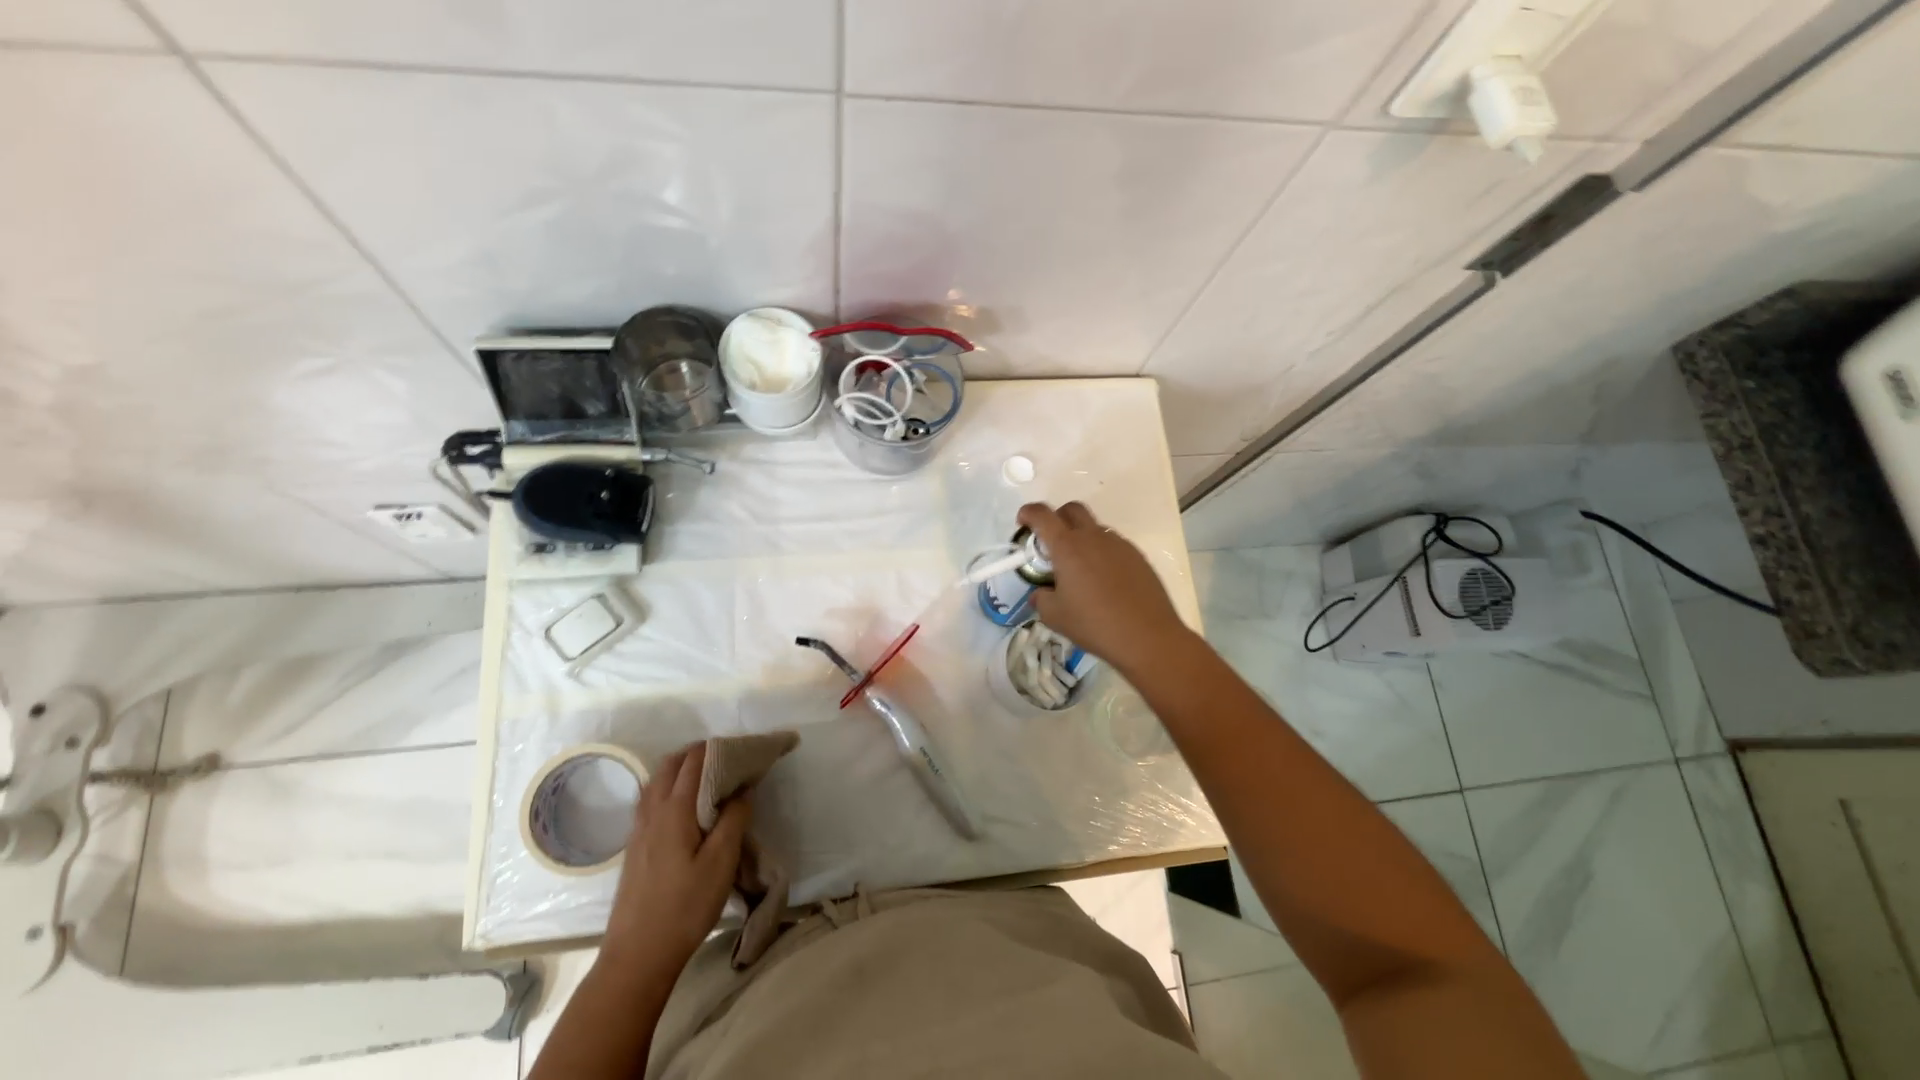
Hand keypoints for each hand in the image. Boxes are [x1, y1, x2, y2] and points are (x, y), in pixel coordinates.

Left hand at [600, 742, 750, 976]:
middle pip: (671, 765)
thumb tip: (742, 789)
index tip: (744, 750)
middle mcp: (652, 811)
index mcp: (674, 810)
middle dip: (698, 754)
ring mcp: (638, 829)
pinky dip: (669, 788)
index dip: (719, 749)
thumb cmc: (685, 906)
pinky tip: (684, 807)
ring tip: (709, 778)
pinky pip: (651, 800)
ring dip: (681, 769)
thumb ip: (733, 820)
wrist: (638, 953)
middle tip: (729, 761)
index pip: (695, 762)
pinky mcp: (635, 846)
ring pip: (657, 782)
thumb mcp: (721, 863)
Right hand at [1018, 502, 1196, 674]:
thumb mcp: (1055, 616)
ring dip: (1081, 538)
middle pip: (1071, 509)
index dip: (1028, 513)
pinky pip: (1113, 545)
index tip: (1023, 523)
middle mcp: (1093, 537)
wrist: (1147, 636)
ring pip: (1094, 528)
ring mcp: (1119, 544)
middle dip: (1056, 518)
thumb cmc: (1094, 625)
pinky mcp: (1138, 556)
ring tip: (1079, 569)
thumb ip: (1041, 598)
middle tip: (1050, 542)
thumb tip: (1041, 593)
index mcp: (1068, 547)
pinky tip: (1104, 581)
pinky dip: (1101, 553)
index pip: (1042, 515)